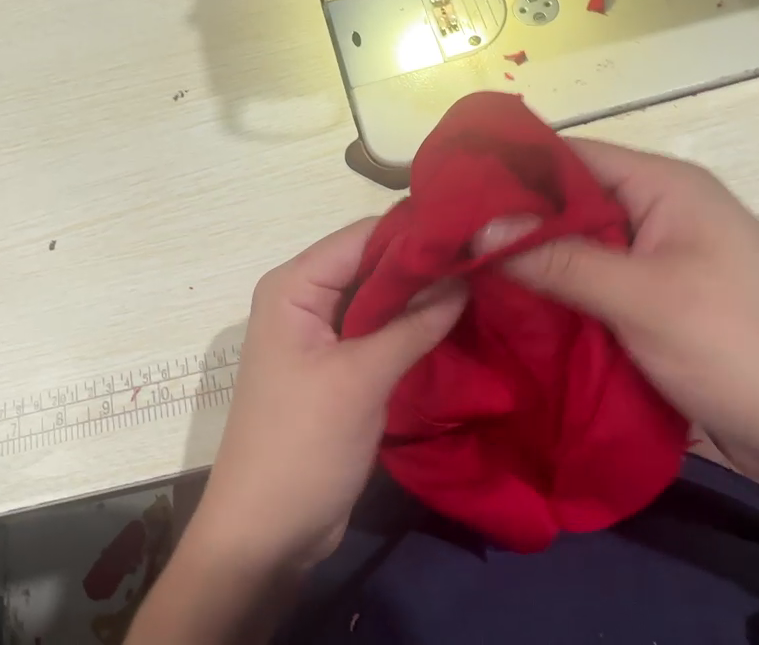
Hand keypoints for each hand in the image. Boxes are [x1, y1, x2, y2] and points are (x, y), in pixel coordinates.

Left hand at [190, 218, 467, 571]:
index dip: (416, 231)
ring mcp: (320, 334)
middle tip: (492, 255)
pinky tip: (459, 321)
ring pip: (379, 298)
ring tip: (488, 281)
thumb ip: (413, 325)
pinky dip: (413, 326)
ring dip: (423, 295)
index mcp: (293, 286)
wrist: (266, 532)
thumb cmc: (302, 445)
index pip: (361, 236)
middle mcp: (303, 298)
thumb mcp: (361, 380)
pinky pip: (378, 330)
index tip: (478, 227)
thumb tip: (466, 276)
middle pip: (371, 264)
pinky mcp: (338, 366)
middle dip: (425, 263)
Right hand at [472, 140, 758, 491]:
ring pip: (575, 248)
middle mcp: (660, 213)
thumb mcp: (644, 300)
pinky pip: (592, 287)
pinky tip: (507, 311)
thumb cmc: (748, 352)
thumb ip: (556, 259)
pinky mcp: (658, 305)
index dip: (505, 169)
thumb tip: (473, 226)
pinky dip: (554, 296)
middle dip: (508, 221)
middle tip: (437, 241)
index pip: (567, 155)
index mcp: (665, 187)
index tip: (440, 195)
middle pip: (567, 202)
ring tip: (456, 274)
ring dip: (527, 263)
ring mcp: (660, 261)